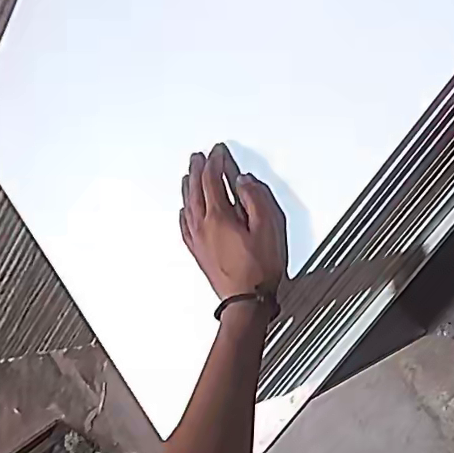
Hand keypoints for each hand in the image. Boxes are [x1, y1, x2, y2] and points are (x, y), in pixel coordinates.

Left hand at [180, 143, 287, 300]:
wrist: (246, 301)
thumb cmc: (258, 269)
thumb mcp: (268, 228)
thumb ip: (256, 199)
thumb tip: (243, 181)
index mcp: (219, 217)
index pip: (212, 180)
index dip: (216, 162)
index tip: (219, 151)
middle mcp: (203, 226)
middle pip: (196, 189)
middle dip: (198, 169)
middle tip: (199, 156)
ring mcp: (198, 240)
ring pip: (188, 205)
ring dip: (189, 186)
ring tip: (190, 174)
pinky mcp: (199, 252)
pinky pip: (185, 224)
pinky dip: (185, 210)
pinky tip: (185, 210)